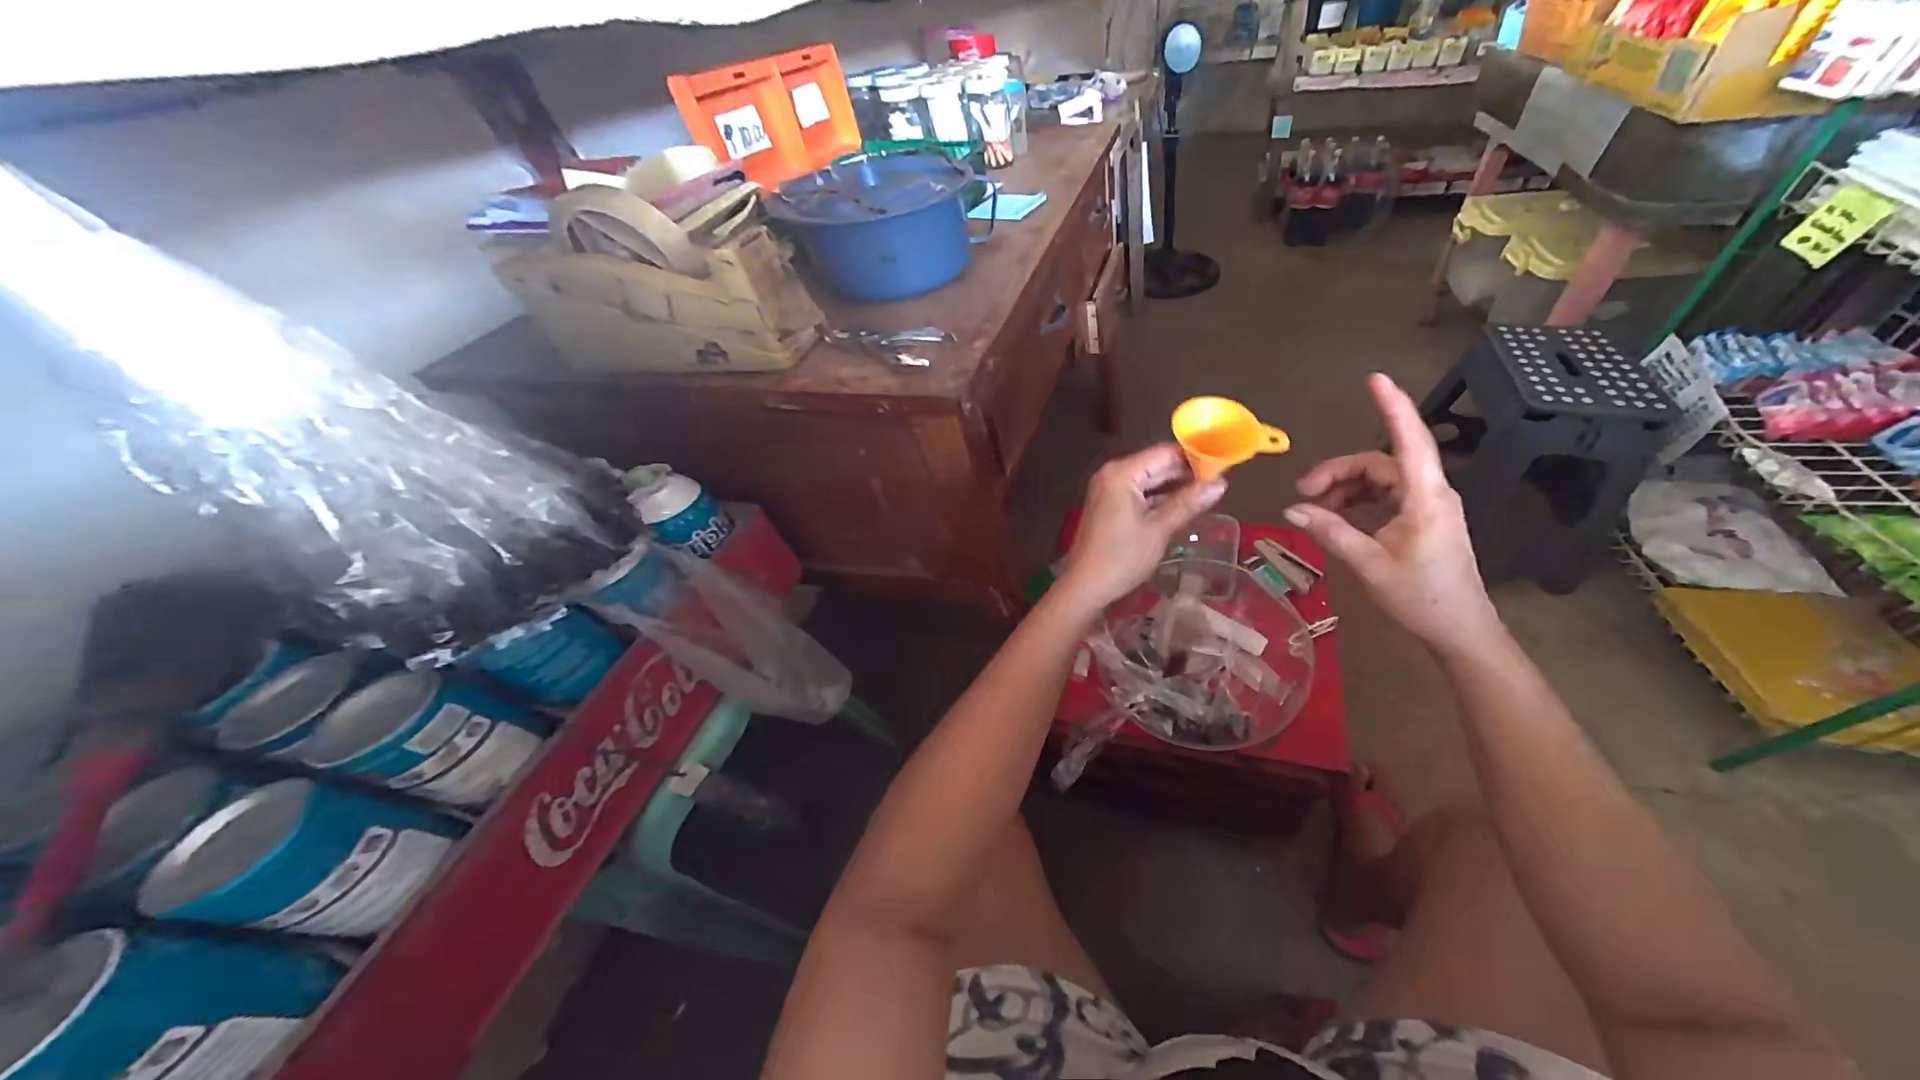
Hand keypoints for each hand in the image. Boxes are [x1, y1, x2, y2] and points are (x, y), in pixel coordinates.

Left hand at [1059, 444, 1226, 610]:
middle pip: (1157, 464)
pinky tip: (1183, 504)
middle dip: (1187, 472)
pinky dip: (1159, 497)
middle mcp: (1112, 473)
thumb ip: (1188, 502)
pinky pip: (1139, 492)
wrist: (1085, 586)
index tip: (1223, 466)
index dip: (1195, 457)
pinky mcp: (1109, 503)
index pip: (1166, 453)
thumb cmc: (1121, 558)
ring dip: (1175, 485)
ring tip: (1208, 493)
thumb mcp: (1159, 529)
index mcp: (1122, 473)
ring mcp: (1108, 488)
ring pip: (1149, 479)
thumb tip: (1221, 483)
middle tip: (1220, 482)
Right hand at [1283, 373, 1499, 650]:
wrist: (1460, 630)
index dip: (1392, 406)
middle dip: (1339, 470)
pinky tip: (1335, 516)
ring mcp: (1428, 506)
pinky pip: (1385, 496)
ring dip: (1345, 487)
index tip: (1375, 380)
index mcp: (1426, 497)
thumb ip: (1330, 531)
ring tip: (1314, 508)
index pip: (1408, 440)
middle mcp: (1430, 493)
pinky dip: (1358, 500)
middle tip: (1301, 492)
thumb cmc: (1421, 596)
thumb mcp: (1369, 564)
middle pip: (1381, 462)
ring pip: (1380, 479)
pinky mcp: (1422, 520)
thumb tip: (1291, 510)